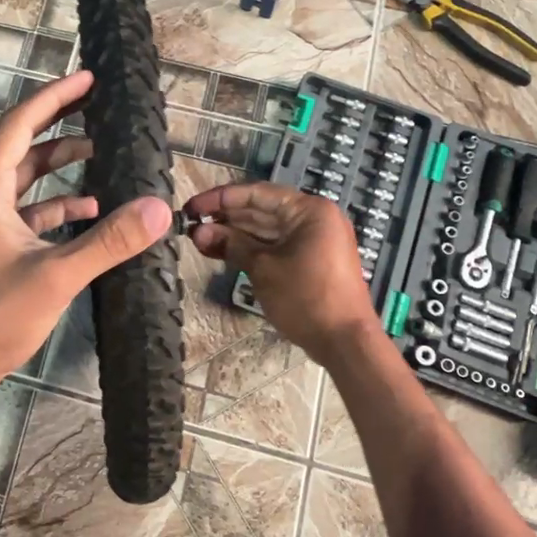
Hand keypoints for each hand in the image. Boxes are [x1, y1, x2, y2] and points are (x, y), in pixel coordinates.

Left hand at [0, 70, 173, 394]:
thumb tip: (157, 208)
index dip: (54, 98)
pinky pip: (31, 212)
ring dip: (61, 165)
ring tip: (103, 152)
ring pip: (27, 180)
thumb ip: (107, 241)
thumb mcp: (56, 276)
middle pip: (23, 146)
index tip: (88, 78)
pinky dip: (59, 204)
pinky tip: (91, 209)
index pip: (19, 126)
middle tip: (100, 107)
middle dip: (60, 124)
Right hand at [186, 182, 379, 366]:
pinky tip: (223, 251)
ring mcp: (315, 240)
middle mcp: (315, 218)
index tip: (191, 207)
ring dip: (235, 234)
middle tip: (191, 225)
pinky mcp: (312, 260)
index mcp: (309, 210)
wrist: (346, 342)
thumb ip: (231, 244)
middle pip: (262, 209)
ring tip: (200, 240)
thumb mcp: (263, 268)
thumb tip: (198, 232)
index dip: (220, 199)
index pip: (256, 193)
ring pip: (267, 229)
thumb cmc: (306, 298)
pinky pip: (277, 245)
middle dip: (226, 218)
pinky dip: (252, 248)